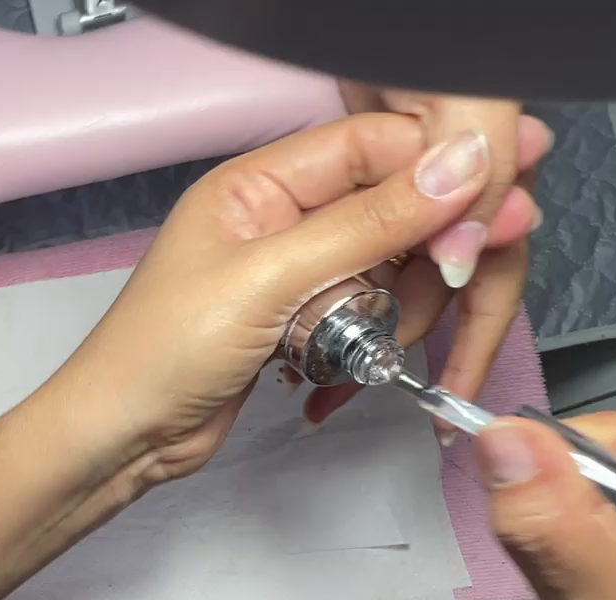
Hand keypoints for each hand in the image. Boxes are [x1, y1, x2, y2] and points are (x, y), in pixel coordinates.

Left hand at [50, 114, 493, 487]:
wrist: (123, 437)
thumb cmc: (158, 355)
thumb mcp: (264, 282)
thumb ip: (364, 224)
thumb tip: (458, 165)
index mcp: (256, 186)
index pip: (372, 146)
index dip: (438, 168)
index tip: (491, 203)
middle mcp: (275, 222)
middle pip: (388, 207)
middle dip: (428, 245)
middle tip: (464, 273)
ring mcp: (285, 277)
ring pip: (379, 268)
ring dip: (393, 306)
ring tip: (380, 341)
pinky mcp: (290, 326)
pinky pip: (355, 315)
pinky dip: (365, 340)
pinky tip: (346, 369)